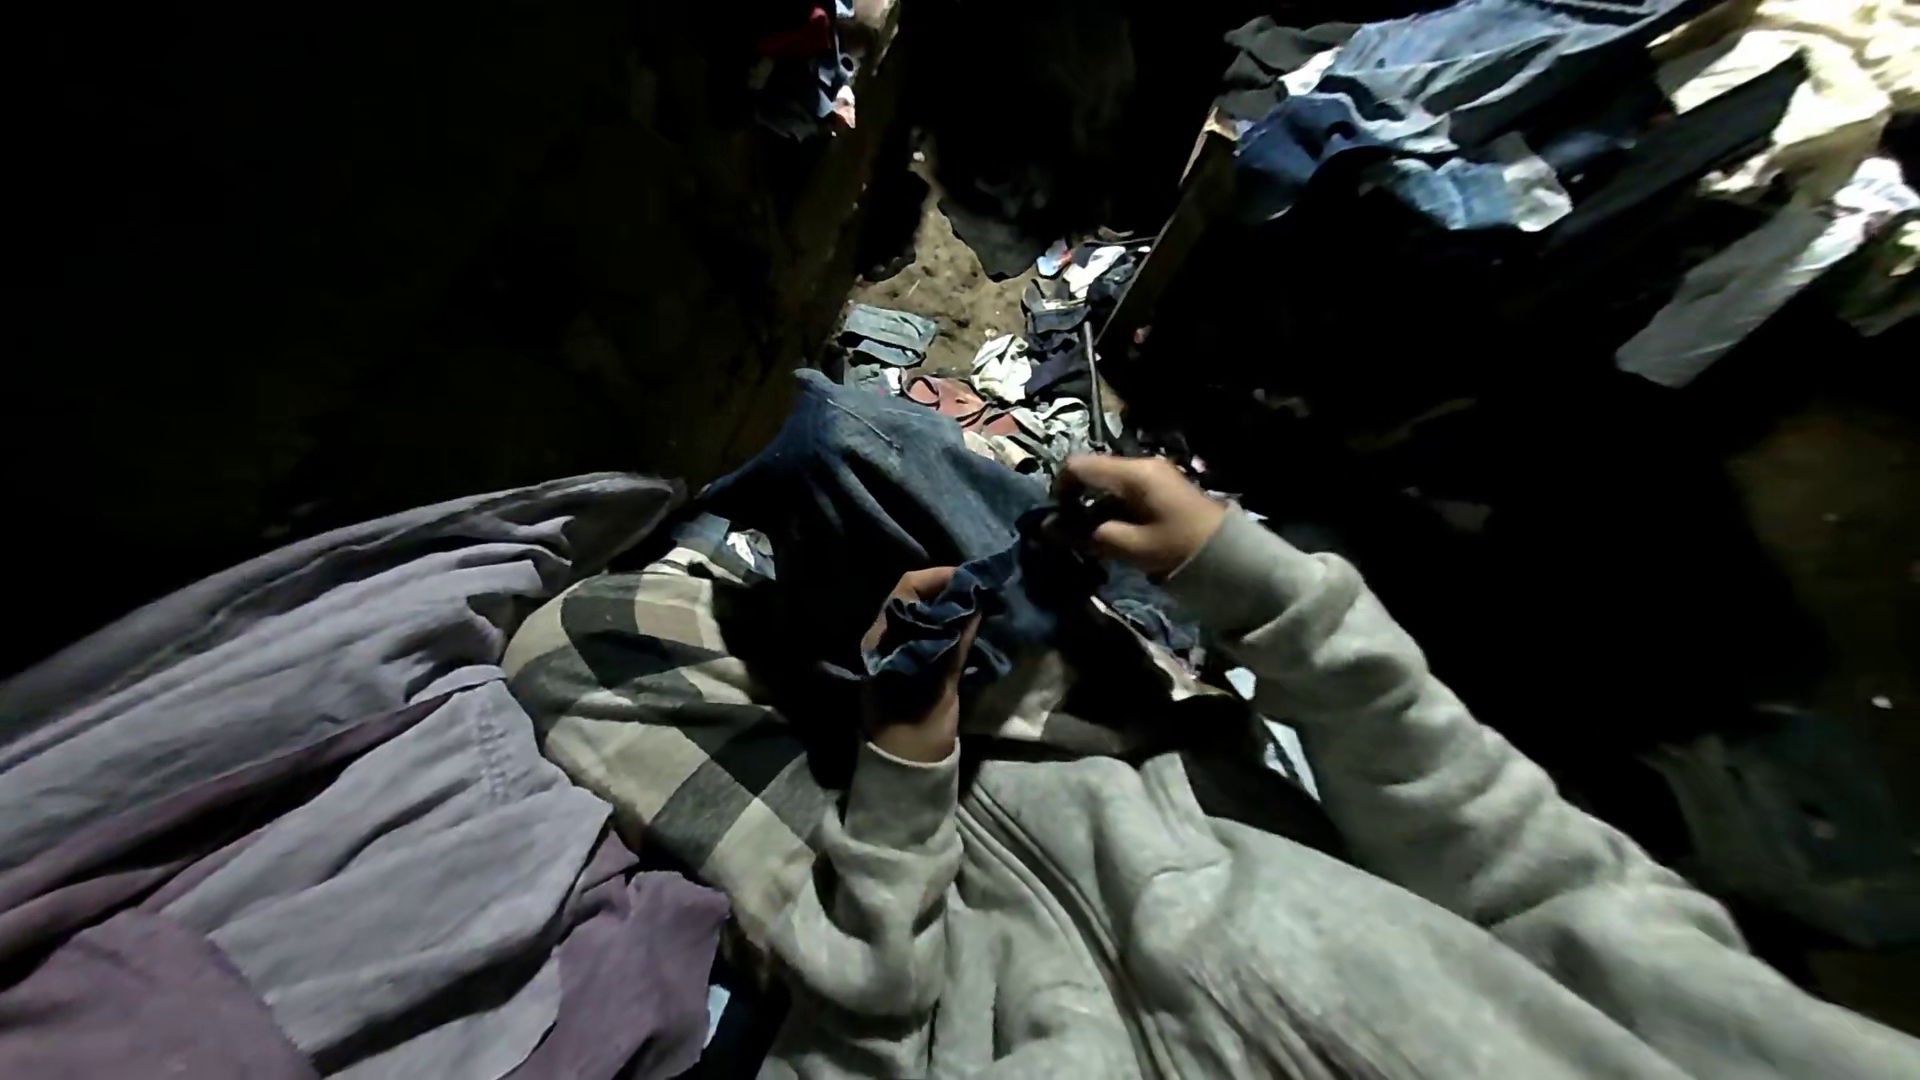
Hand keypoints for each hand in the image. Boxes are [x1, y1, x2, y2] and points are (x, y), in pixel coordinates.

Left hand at [862, 567, 979, 762]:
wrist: (905, 769)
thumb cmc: (916, 729)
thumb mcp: (938, 685)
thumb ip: (955, 641)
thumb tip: (974, 602)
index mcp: (881, 640)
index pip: (907, 590)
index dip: (939, 578)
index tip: (971, 580)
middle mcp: (886, 639)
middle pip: (917, 597)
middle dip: (949, 589)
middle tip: (981, 590)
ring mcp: (899, 651)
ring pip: (926, 613)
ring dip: (951, 605)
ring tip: (981, 604)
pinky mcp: (914, 664)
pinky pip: (931, 631)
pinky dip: (950, 624)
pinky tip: (972, 625)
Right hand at [1060, 455, 1226, 574]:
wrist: (1229, 554)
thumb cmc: (1179, 546)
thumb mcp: (1131, 546)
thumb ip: (1086, 534)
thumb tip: (1047, 529)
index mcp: (1133, 473)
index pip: (1078, 466)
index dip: (1059, 488)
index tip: (1057, 517)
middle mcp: (1139, 465)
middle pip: (1091, 473)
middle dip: (1075, 501)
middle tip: (1072, 533)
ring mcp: (1150, 475)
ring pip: (1105, 484)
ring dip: (1092, 508)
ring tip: (1092, 539)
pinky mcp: (1157, 487)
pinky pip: (1121, 492)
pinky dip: (1109, 510)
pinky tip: (1112, 535)